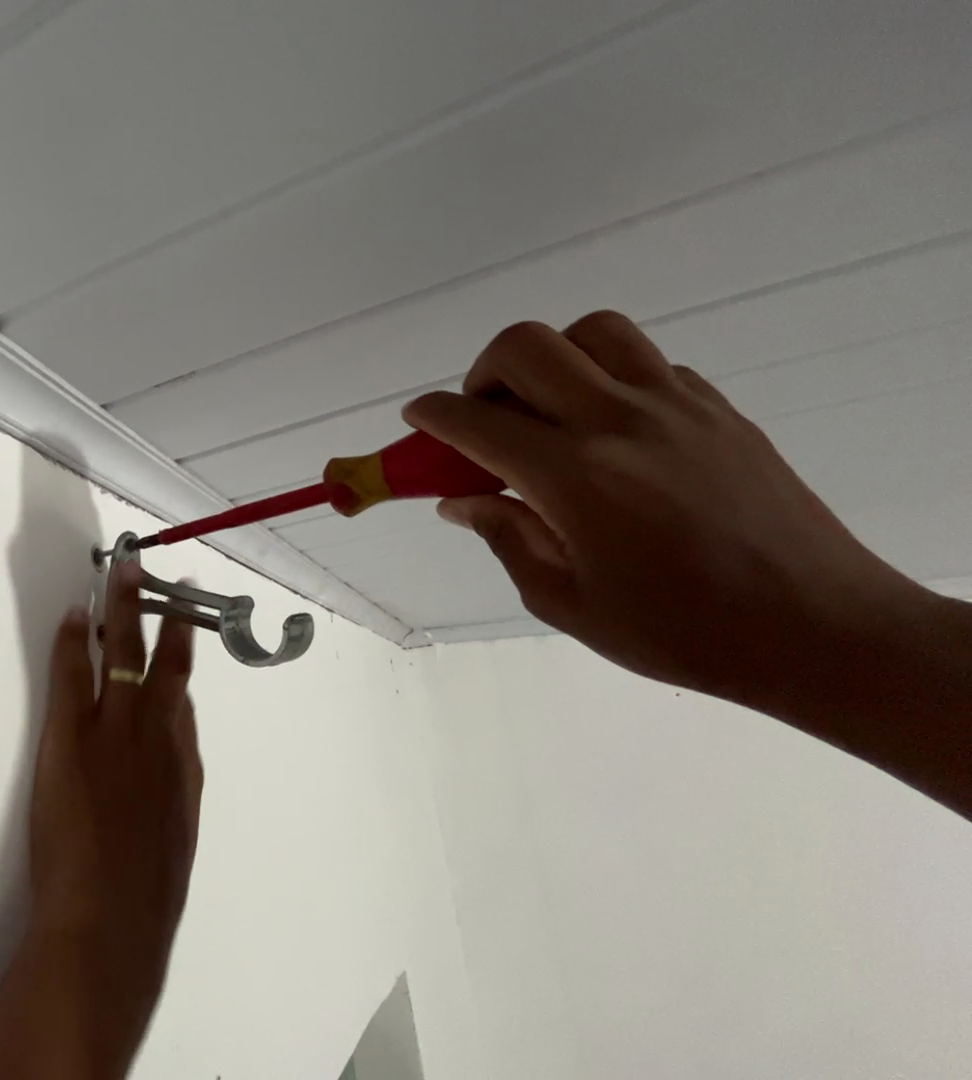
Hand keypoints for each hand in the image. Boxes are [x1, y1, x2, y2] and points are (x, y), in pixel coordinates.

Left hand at [0, 562, 201, 1079]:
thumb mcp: (175, 846)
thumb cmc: (143, 901)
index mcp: (182, 770)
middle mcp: (157, 739)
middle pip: (168, 664)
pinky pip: (75, 676)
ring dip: (126, 608)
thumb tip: (172, 771)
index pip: (184, 704)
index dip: (182, 665)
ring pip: (126, 655)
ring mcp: (116, 733)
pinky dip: (76, 641)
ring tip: (125, 570)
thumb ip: (174, 801)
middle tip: (171, 578)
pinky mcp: (71, 737)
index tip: (181, 636)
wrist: (109, 925)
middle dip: (169, 617)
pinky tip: (76, 613)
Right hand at [402, 311, 925, 706]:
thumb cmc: (679, 629)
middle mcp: (620, 422)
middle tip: (482, 421)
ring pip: (592, 333)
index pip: (474, 421)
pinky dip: (606, 381)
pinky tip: (606, 434)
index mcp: (574, 476)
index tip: (415, 421)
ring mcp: (677, 407)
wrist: (820, 629)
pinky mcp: (718, 409)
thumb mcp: (563, 599)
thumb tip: (460, 501)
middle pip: (527, 346)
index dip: (430, 416)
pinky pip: (645, 363)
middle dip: (481, 375)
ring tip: (545, 413)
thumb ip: (504, 537)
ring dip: (550, 360)